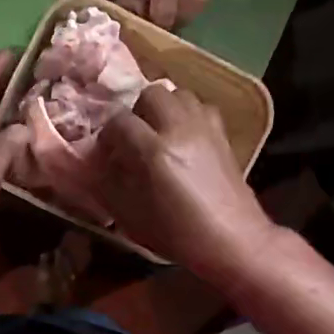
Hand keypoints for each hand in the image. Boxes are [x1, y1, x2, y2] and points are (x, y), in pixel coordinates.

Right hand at [96, 86, 273, 277]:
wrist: (232, 240)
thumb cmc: (176, 234)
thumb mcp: (130, 214)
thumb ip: (109, 182)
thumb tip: (100, 162)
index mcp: (154, 151)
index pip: (119, 121)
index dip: (107, 135)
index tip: (107, 152)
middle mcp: (180, 129)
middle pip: (151, 93)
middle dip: (136, 112)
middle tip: (133, 136)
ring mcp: (206, 128)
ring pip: (178, 93)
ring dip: (163, 108)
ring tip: (158, 132)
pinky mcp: (223, 133)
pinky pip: (200, 106)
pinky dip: (186, 114)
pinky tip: (182, 136)